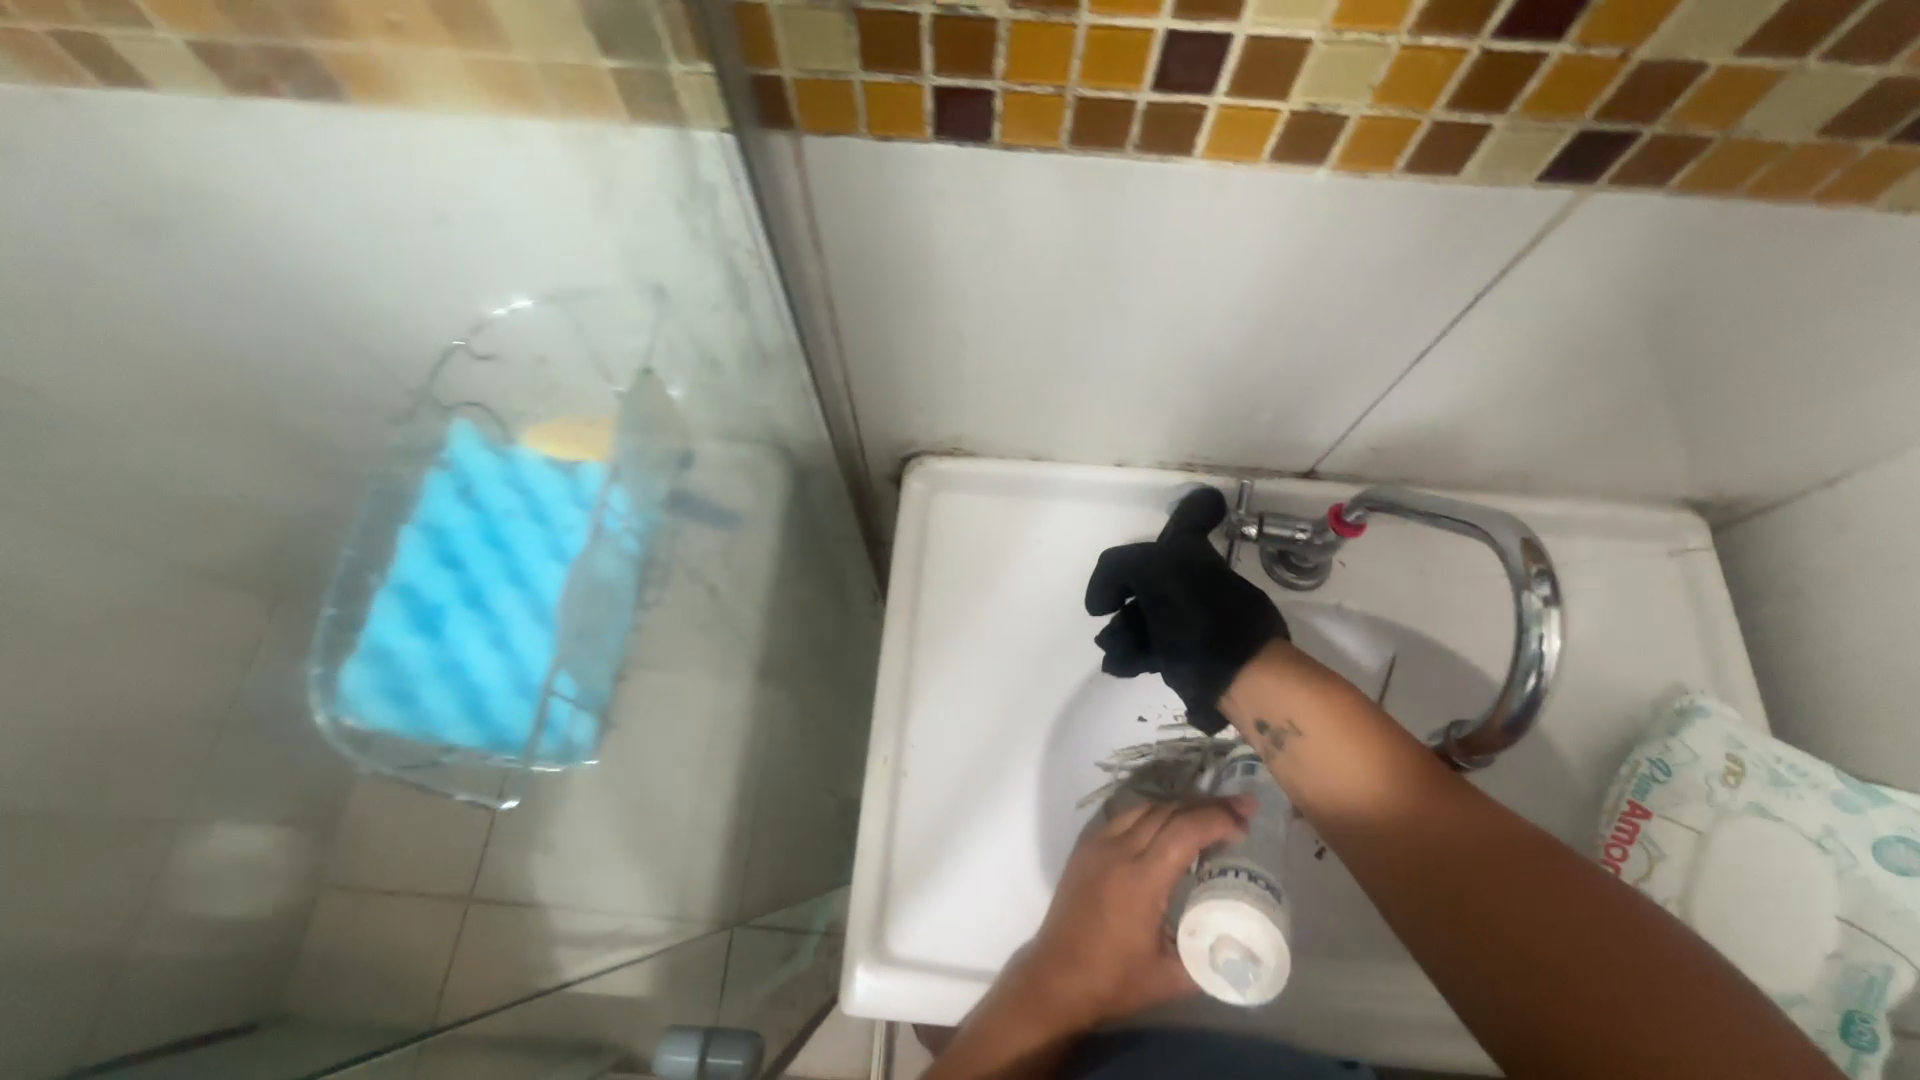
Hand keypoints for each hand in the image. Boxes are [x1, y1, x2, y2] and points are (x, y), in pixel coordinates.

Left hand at [1003, 797, 1252, 1030]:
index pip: (1185, 830)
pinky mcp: (1084, 850)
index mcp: (1141, 879)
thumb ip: (1210, 958)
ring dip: (1179, 808)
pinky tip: (1168, 828)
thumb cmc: (1113, 980)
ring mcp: (1097, 846)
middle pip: (1167, 811)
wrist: (1055, 978)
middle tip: (1240, 810)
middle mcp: (1117, 852)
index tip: (1246, 822)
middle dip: (1207, 806)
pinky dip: (1152, 815)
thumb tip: (1245, 945)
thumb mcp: (1172, 978)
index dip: (1218, 819)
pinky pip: (1123, 818)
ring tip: (1209, 817)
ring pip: (1144, 808)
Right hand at [1086, 487, 1287, 733]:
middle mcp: (1197, 580)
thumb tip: (1107, 596)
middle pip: (1148, 577)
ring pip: (1144, 616)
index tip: (1167, 524)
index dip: (1187, 509)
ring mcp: (1193, 618)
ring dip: (1122, 632)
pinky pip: (1151, 648)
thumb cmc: (1198, 618)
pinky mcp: (1190, 655)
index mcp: (1194, 554)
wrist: (1240, 679)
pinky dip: (1132, 655)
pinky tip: (1122, 665)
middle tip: (1110, 612)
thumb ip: (1119, 567)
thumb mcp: (1152, 572)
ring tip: (1115, 650)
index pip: (1197, 512)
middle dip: (1121, 597)